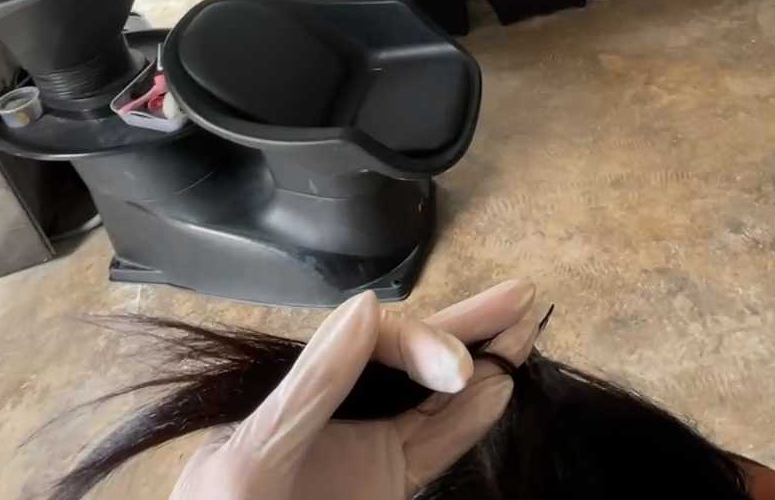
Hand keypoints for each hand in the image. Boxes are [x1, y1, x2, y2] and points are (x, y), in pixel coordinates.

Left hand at [169, 281, 540, 499]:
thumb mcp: (251, 457)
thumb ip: (311, 385)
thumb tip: (369, 304)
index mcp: (307, 388)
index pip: (377, 342)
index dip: (424, 343)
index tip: (460, 367)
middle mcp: (344, 407)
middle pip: (416, 356)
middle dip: (468, 324)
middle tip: (520, 294)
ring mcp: (369, 448)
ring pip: (436, 395)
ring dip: (482, 363)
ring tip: (523, 329)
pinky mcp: (388, 484)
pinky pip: (437, 444)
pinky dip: (471, 418)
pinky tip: (501, 387)